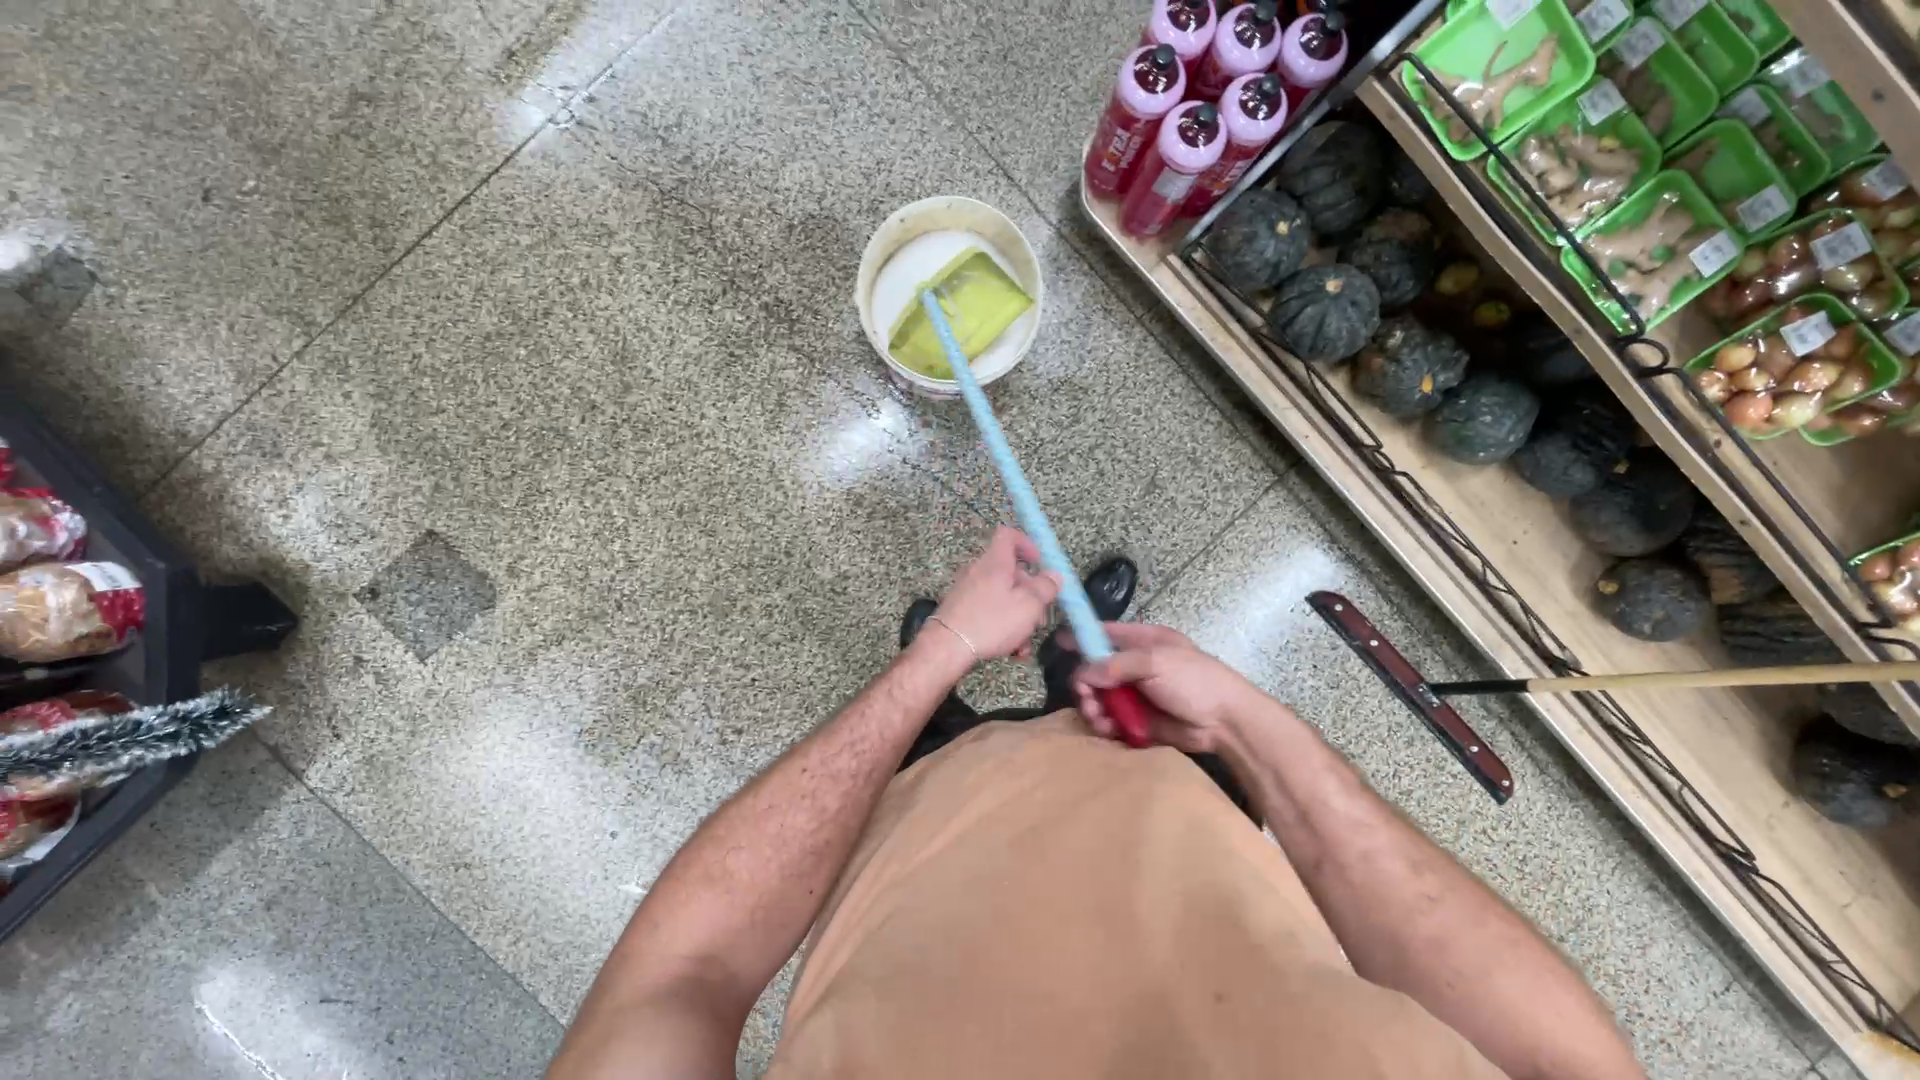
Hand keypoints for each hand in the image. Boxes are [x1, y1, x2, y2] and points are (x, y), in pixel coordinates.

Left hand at [928, 526, 1062, 664]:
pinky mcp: (961, 610)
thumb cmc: (991, 622)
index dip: (1027, 543)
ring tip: (1025, 644)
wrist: (946, 648)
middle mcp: (979, 571)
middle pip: (1010, 571)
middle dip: (1030, 594)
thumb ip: (1045, 588)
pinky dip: (1003, 626)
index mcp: (995, 562)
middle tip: (1040, 617)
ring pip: (1002, 596)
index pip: (1008, 535)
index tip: (1040, 563)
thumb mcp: (1029, 605)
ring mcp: (968, 591)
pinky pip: (989, 611)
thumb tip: (1054, 575)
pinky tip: (1011, 650)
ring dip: (1019, 617)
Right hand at [1068, 622, 1264, 754]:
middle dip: (1086, 683)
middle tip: (1087, 698)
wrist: (1225, 722)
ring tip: (1099, 718)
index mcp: (1144, 641)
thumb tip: (1082, 673)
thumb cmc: (1195, 681)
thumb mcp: (1156, 662)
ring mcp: (1137, 694)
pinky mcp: (1138, 720)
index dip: (1082, 636)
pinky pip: (1111, 720)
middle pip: (1096, 669)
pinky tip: (1107, 729)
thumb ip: (1116, 664)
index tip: (1059, 642)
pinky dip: (1104, 724)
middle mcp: (1136, 665)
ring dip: (1093, 706)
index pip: (1106, 633)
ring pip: (1100, 697)